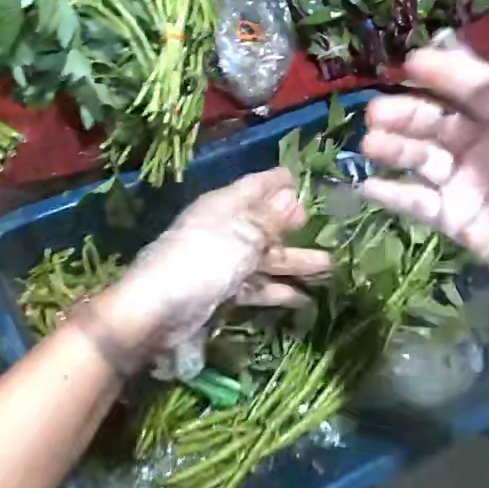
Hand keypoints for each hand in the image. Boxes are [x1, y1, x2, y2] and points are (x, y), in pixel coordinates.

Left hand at [96, 168, 329, 378]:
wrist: (159, 308)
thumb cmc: (203, 260)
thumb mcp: (243, 234)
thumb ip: (270, 219)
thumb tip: (292, 197)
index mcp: (224, 206)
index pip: (256, 186)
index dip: (279, 182)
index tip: (304, 179)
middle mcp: (224, 229)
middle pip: (264, 224)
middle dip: (293, 226)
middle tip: (328, 229)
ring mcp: (222, 261)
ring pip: (265, 258)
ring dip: (294, 262)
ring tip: (329, 267)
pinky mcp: (220, 291)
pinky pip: (255, 287)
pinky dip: (277, 291)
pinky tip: (304, 299)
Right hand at [360, 34, 488, 293]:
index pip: (474, 89)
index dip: (444, 74)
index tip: (410, 64)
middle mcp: (485, 144)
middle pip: (437, 122)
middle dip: (405, 114)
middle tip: (375, 113)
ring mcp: (465, 181)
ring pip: (421, 158)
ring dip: (394, 149)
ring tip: (369, 145)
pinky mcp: (453, 217)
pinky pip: (417, 202)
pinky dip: (392, 194)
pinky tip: (368, 186)